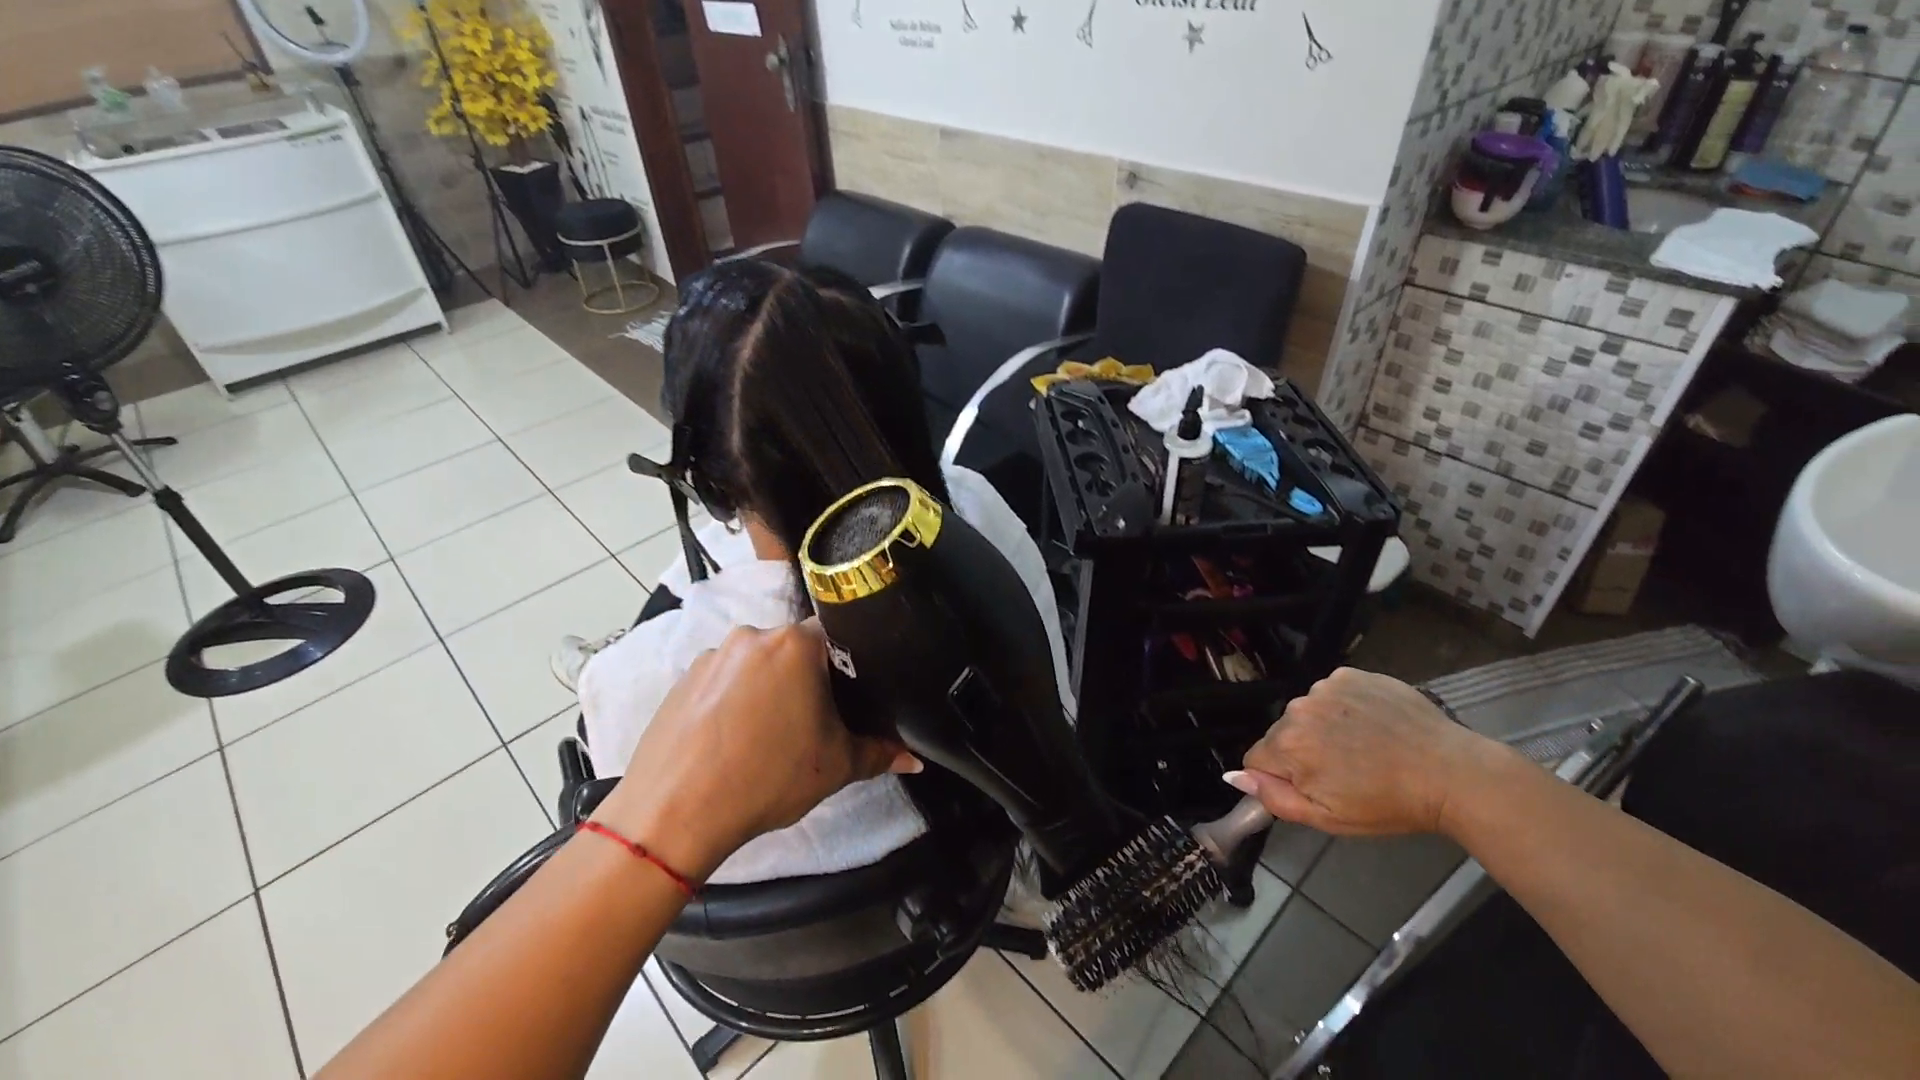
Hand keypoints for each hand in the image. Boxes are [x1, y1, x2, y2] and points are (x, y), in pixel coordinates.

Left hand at [591, 620, 919, 881]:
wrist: (675, 813)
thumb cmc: (766, 779)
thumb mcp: (836, 767)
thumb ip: (879, 754)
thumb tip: (914, 759)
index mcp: (795, 644)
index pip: (838, 637)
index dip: (849, 667)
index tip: (850, 700)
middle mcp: (751, 637)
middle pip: (794, 649)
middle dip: (807, 681)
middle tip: (813, 725)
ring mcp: (711, 657)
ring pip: (756, 666)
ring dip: (768, 691)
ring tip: (769, 739)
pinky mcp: (681, 681)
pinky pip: (723, 682)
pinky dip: (734, 703)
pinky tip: (734, 742)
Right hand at [1229, 668, 1509, 835]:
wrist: (1451, 772)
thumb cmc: (1388, 804)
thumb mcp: (1328, 818)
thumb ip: (1275, 798)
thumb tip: (1233, 778)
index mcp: (1288, 745)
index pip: (1257, 760)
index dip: (1282, 778)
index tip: (1316, 787)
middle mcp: (1299, 708)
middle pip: (1282, 734)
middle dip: (1303, 752)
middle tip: (1345, 772)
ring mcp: (1327, 687)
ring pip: (1307, 713)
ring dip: (1324, 728)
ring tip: (1364, 749)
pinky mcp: (1353, 675)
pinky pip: (1332, 693)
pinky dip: (1345, 708)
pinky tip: (1373, 726)